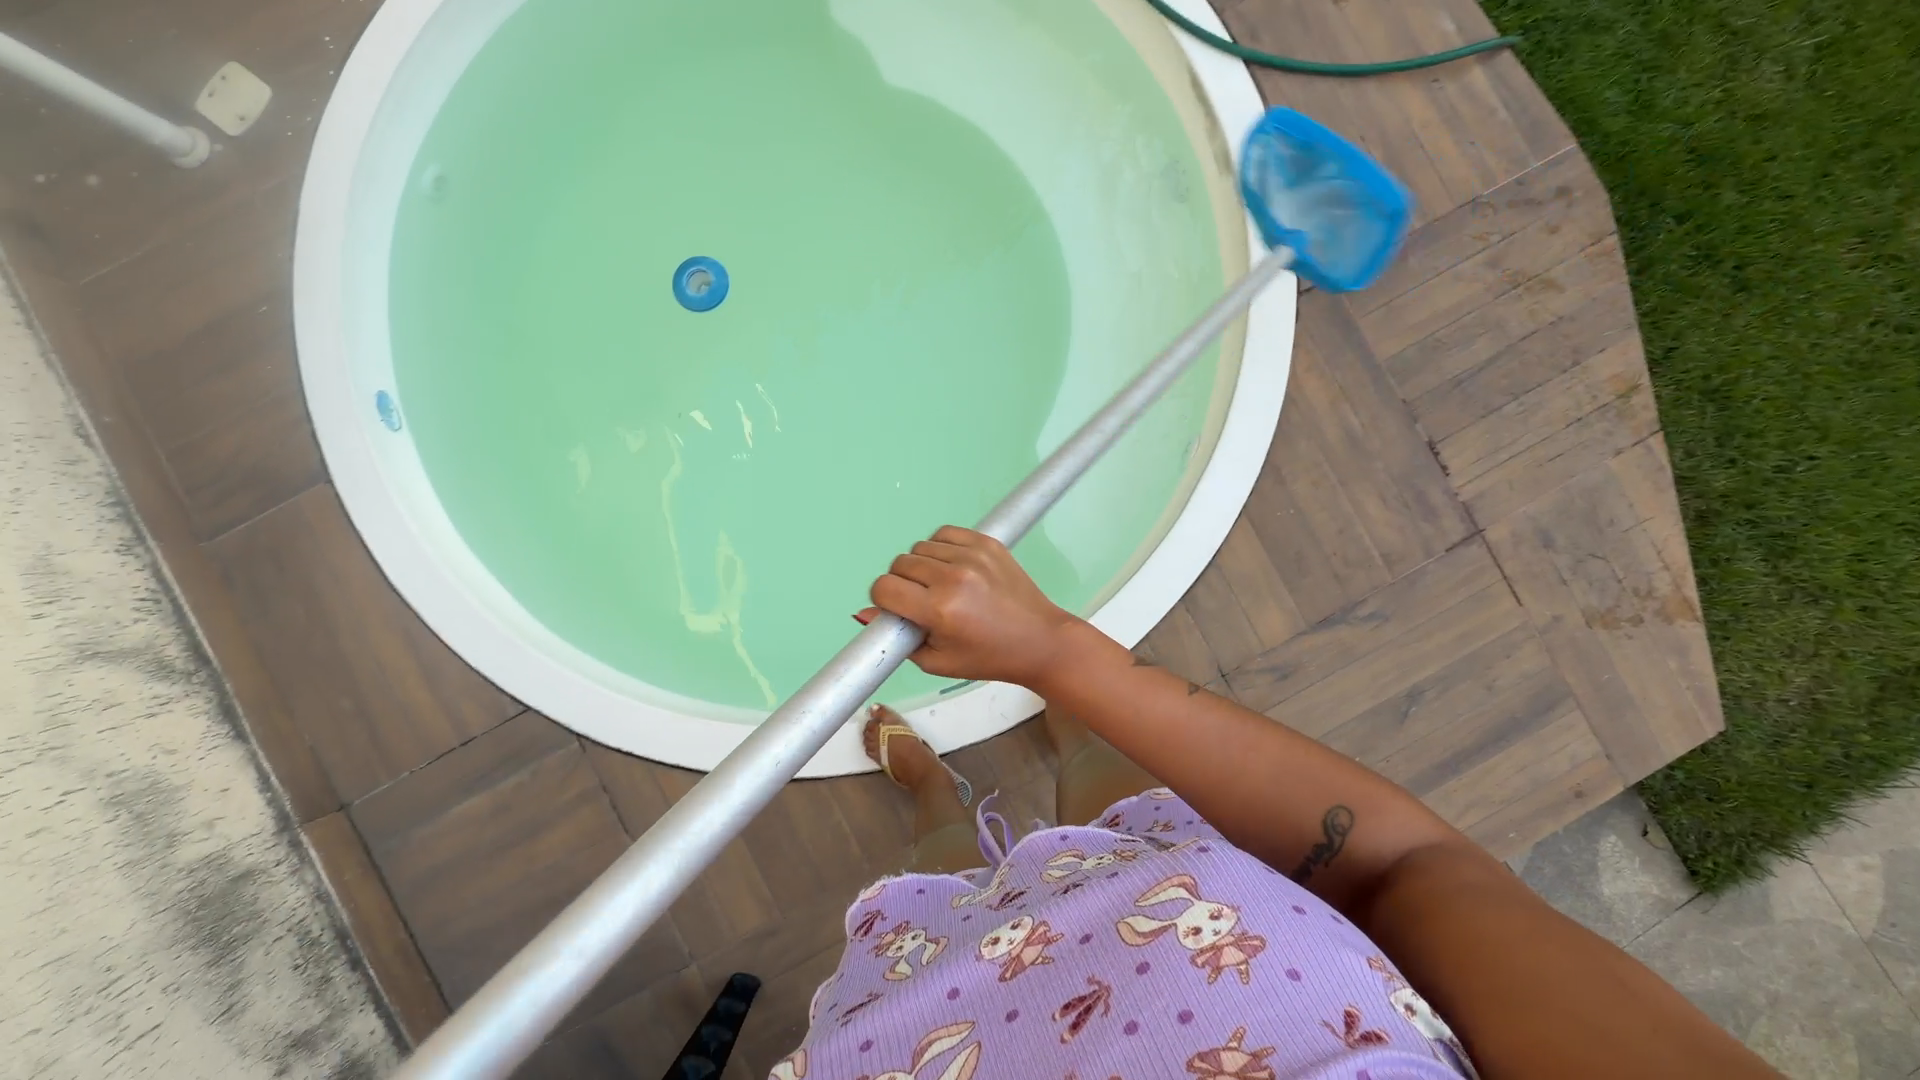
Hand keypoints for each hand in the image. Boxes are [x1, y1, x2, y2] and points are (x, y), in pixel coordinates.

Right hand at [859, 526, 1091, 686]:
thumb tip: (864, 614)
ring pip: (920, 548)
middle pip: (899, 565)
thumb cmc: (988, 657)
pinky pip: (944, 533)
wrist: (1039, 640)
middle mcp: (954, 578)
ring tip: (941, 587)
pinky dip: (940, 549)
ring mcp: (972, 556)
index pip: (884, 588)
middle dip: (903, 584)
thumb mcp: (937, 660)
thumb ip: (897, 637)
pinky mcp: (987, 543)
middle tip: (922, 602)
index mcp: (940, 610)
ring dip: (922, 567)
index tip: (897, 610)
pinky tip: (952, 568)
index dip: (884, 601)